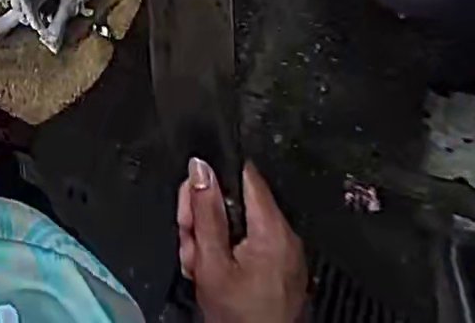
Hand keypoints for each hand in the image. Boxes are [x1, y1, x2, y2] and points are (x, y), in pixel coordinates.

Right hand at [177, 160, 307, 322]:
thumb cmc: (238, 315)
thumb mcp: (211, 260)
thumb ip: (204, 210)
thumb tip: (200, 166)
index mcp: (272, 231)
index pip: (243, 173)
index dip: (211, 177)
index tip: (191, 196)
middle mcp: (285, 237)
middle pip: (234, 198)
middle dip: (202, 212)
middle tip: (189, 239)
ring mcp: (284, 255)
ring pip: (235, 221)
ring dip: (208, 234)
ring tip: (198, 262)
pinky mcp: (280, 269)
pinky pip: (246, 241)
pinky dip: (224, 249)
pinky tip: (212, 270)